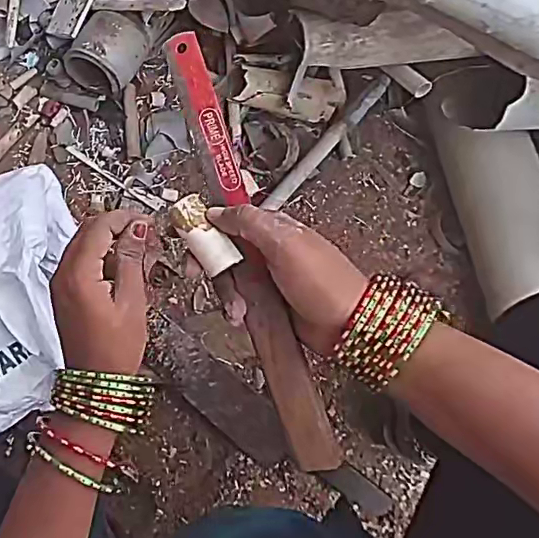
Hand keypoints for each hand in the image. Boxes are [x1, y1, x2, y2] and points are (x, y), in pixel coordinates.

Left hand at [51, 210, 153, 374]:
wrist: (96, 383)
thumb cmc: (115, 350)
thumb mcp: (132, 301)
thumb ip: (132, 260)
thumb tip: (137, 229)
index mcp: (78, 274)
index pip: (98, 227)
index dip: (124, 219)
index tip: (145, 223)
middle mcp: (63, 274)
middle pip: (87, 231)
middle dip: (116, 226)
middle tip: (145, 234)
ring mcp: (60, 284)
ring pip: (84, 244)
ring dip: (110, 240)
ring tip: (138, 251)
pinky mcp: (64, 293)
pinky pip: (81, 262)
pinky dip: (101, 257)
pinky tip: (123, 267)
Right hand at [208, 206, 367, 354]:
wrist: (348, 326)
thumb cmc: (326, 283)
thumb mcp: (284, 244)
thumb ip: (249, 221)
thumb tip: (217, 211)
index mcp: (270, 227)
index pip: (229, 215)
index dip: (206, 223)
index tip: (190, 235)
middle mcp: (265, 249)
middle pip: (221, 247)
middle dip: (209, 262)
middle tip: (199, 272)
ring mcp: (265, 276)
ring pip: (227, 276)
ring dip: (225, 291)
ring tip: (237, 308)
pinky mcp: (265, 300)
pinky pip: (237, 299)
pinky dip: (234, 308)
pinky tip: (241, 316)